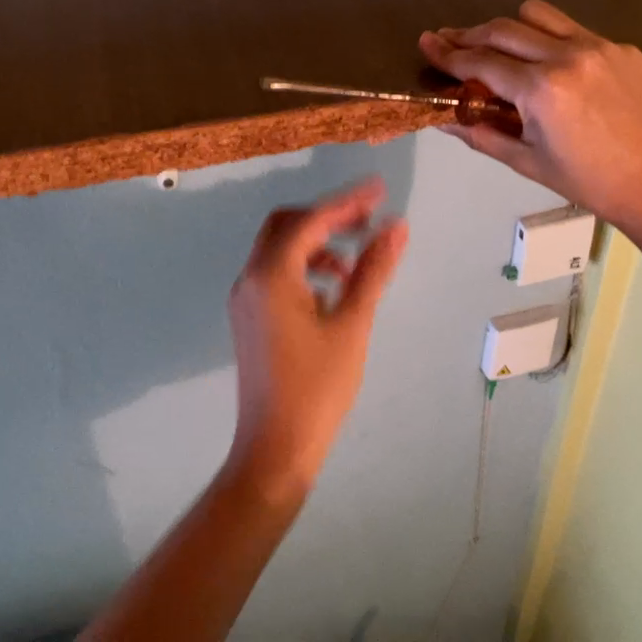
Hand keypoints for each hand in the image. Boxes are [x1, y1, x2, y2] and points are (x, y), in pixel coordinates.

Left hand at [226, 178, 408, 496]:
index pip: (312, 220)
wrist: (276, 449)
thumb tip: (396, 226)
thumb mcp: (353, 324)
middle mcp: (250, 278)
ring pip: (279, 249)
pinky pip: (276, 273)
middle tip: (368, 220)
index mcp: (271, 274)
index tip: (382, 191)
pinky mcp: (250, 319)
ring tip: (356, 259)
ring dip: (317, 242)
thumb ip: (373, 270)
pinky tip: (334, 289)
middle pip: (287, 225)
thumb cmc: (318, 387)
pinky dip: (305, 267)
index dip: (349, 202)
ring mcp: (245, 300)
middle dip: (328, 216)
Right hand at [418, 0, 641, 233]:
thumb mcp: (529, 163)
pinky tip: (551, 67)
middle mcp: (568, 56)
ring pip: (539, 15)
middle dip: (470, 35)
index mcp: (542, 90)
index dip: (448, 54)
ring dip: (511, 27)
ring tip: (499, 48)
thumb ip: (482, 135)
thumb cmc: (590, 183)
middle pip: (503, 29)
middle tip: (449, 41)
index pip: (481, 63)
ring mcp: (599, 46)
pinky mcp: (622, 48)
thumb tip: (443, 119)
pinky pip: (574, 30)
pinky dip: (551, 40)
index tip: (426, 43)